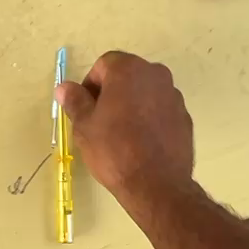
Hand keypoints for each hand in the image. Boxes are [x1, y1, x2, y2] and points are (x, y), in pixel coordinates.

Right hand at [55, 51, 196, 206]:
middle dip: (112, 95)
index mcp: (128, 70)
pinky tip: (141, 145)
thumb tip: (64, 88)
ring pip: (145, 94)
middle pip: (127, 77)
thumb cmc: (114, 151)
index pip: (103, 65)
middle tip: (101, 124)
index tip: (85, 110)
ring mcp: (173, 95)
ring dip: (132, 107)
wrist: (156, 184)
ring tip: (122, 137)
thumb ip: (75, 102)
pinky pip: (160, 111)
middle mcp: (155, 74)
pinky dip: (149, 121)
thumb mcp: (85, 127)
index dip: (90, 86)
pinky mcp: (184, 116)